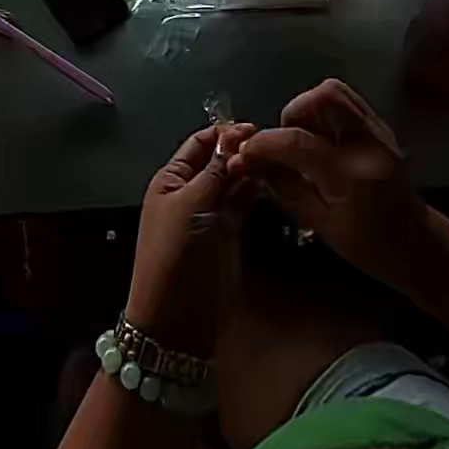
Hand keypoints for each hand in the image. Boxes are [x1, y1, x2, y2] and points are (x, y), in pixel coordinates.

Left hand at [127, 122, 256, 354]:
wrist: (177, 320)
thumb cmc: (174, 254)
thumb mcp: (190, 204)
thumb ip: (215, 170)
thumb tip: (233, 138)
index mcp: (171, 179)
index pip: (199, 143)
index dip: (224, 132)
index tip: (255, 128)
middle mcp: (191, 191)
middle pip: (218, 160)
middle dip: (241, 150)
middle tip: (273, 145)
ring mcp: (211, 212)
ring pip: (234, 180)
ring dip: (251, 169)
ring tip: (278, 160)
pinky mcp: (229, 232)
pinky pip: (243, 202)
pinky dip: (256, 190)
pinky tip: (275, 182)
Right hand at [228, 80, 430, 287]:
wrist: (418, 243)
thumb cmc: (370, 245)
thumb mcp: (320, 226)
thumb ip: (285, 188)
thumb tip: (250, 164)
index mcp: (351, 174)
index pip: (297, 142)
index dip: (263, 144)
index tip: (245, 153)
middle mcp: (367, 142)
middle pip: (323, 97)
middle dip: (292, 115)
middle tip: (285, 143)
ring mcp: (377, 129)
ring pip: (334, 91)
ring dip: (308, 109)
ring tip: (303, 139)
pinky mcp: (380, 125)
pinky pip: (345, 99)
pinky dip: (324, 110)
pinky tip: (321, 137)